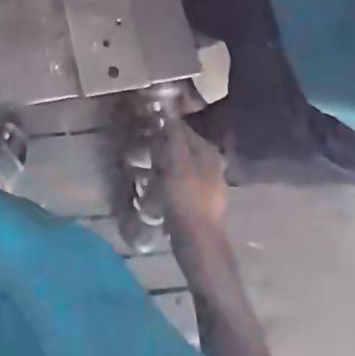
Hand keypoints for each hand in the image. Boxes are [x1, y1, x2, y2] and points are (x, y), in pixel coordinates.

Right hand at [155, 116, 226, 241]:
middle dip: (161, 148)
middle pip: (181, 147)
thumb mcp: (176, 162)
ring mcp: (208, 186)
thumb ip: (173, 135)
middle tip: (142, 154)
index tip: (143, 129)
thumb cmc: (185, 199)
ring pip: (179, 166)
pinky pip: (179, 185)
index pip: (182, 128)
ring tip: (145, 174)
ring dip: (162, 167)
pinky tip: (156, 194)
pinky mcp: (201, 203)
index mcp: (208, 152)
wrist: (199, 244)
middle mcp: (212, 165)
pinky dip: (167, 185)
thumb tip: (167, 112)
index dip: (162, 126)